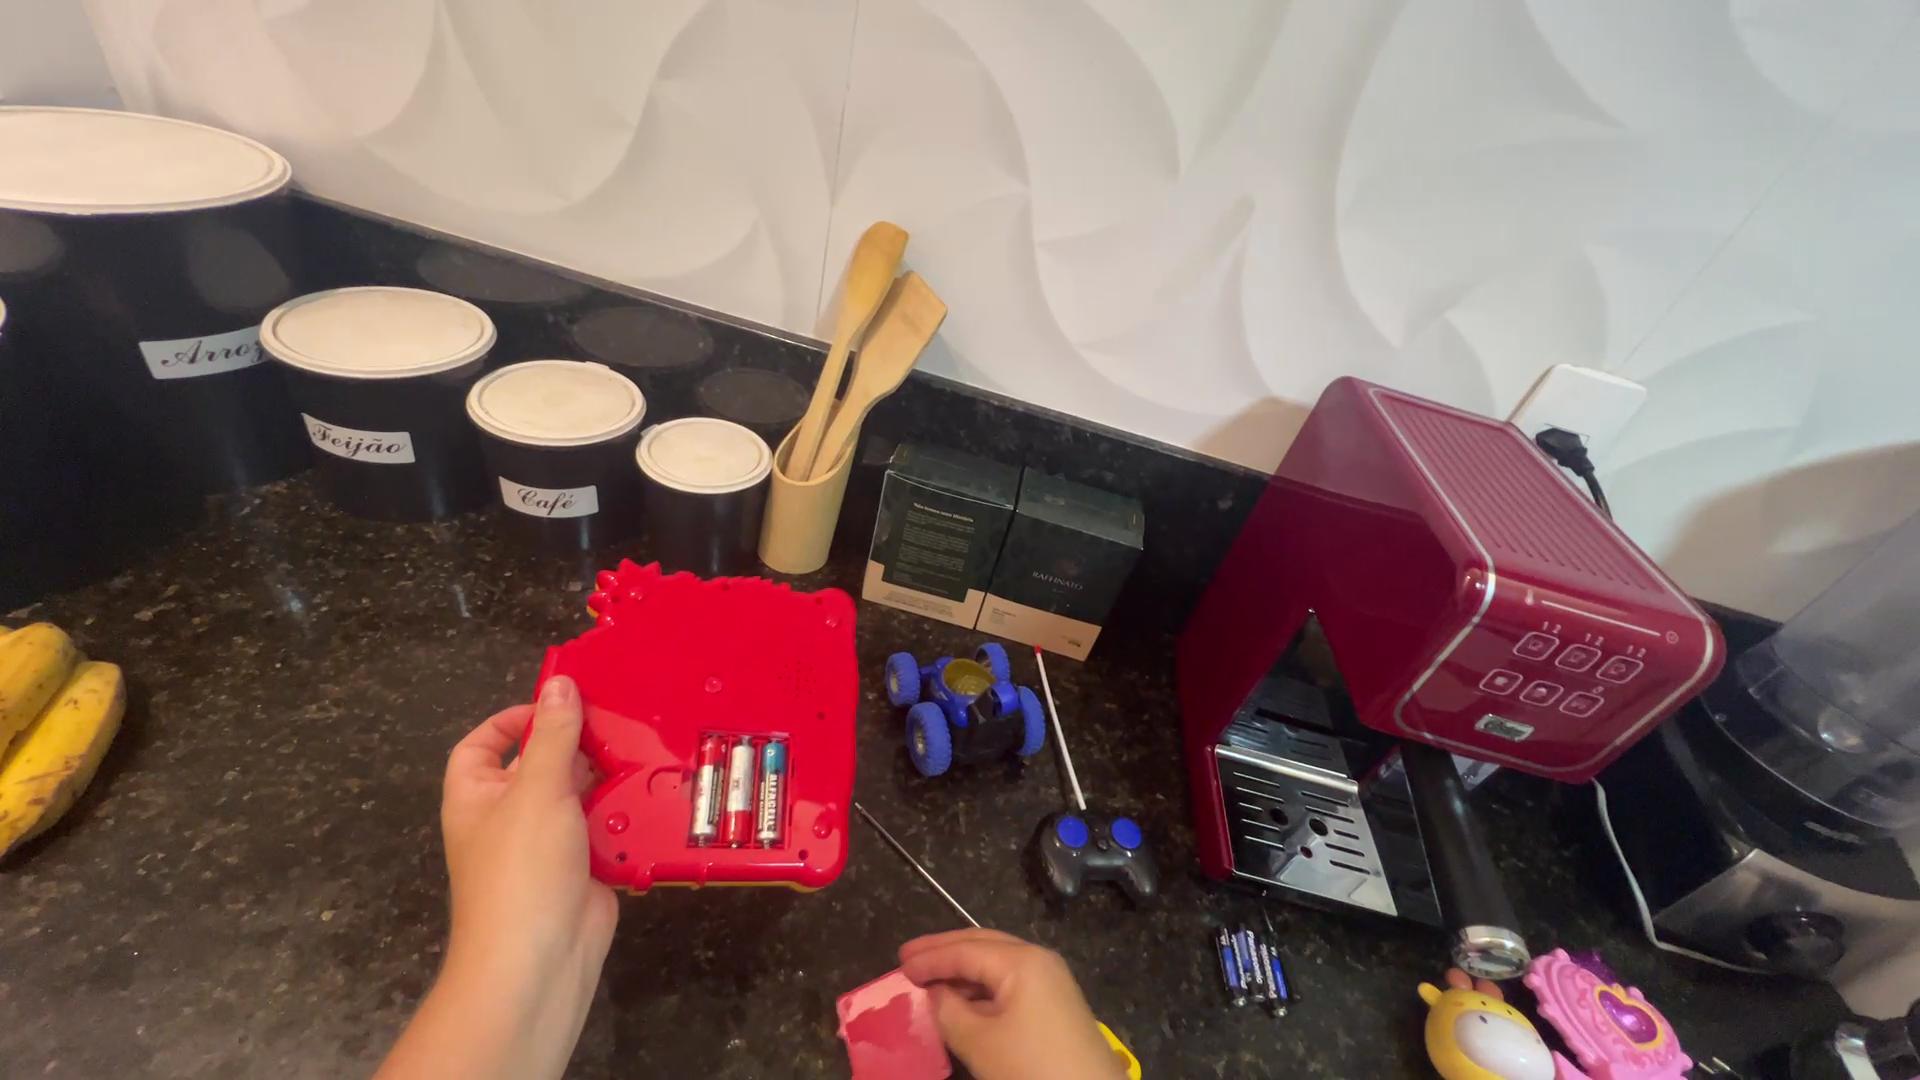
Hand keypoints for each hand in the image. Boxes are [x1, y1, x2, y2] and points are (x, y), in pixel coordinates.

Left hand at [377, 676, 616, 1079]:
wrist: (542, 956)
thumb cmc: (523, 867)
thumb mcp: (537, 790)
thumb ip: (553, 735)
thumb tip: (559, 682)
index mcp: (478, 798)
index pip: (480, 746)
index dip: (511, 720)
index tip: (557, 705)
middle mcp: (509, 816)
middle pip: (539, 764)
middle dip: (575, 743)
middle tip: (619, 717)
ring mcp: (547, 840)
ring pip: (578, 791)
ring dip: (606, 773)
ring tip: (643, 746)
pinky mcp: (583, 860)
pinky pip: (603, 822)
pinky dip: (623, 807)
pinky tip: (652, 788)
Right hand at [899, 928, 1124, 1079]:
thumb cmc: (1033, 1069)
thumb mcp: (982, 1045)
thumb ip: (951, 1013)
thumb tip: (937, 994)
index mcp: (1022, 960)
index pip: (966, 949)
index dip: (931, 956)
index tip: (900, 963)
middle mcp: (1038, 960)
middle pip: (983, 945)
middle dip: (944, 950)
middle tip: (909, 957)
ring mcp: (1051, 981)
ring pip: (997, 963)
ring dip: (963, 970)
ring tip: (930, 979)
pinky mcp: (1056, 1005)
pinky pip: (1010, 982)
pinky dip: (982, 987)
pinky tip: (964, 1001)